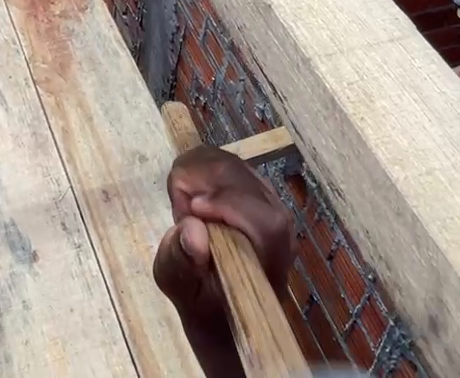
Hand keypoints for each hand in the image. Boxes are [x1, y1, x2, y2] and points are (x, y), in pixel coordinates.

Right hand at [153, 145, 294, 377]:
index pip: (265, 221)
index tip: (192, 209)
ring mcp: (269, 203)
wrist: (216, 297)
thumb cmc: (199, 298)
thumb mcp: (179, 287)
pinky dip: (202, 164)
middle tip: (179, 202)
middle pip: (247, 184)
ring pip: (236, 166)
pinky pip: (229, 161)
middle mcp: (279, 228)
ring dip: (200, 171)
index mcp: (270, 260)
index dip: (228, 205)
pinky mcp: (253, 187)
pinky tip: (190, 185)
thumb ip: (182, 261)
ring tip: (182, 196)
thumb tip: (193, 227)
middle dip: (205, 182)